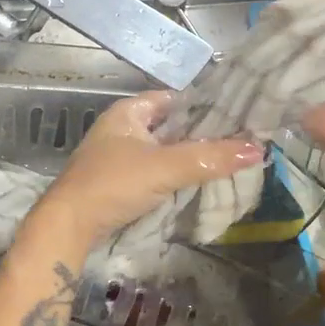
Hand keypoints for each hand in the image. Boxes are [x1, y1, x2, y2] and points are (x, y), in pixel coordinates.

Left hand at [35, 92, 264, 243]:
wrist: (67, 226)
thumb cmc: (113, 184)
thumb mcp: (165, 167)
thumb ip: (210, 157)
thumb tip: (257, 149)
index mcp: (128, 112)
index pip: (174, 99)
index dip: (203, 104)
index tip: (236, 114)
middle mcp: (122, 129)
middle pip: (170, 126)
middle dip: (200, 134)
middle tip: (239, 140)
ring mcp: (118, 158)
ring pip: (163, 151)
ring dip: (188, 157)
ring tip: (226, 161)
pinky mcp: (118, 184)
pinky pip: (154, 173)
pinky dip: (174, 176)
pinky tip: (197, 184)